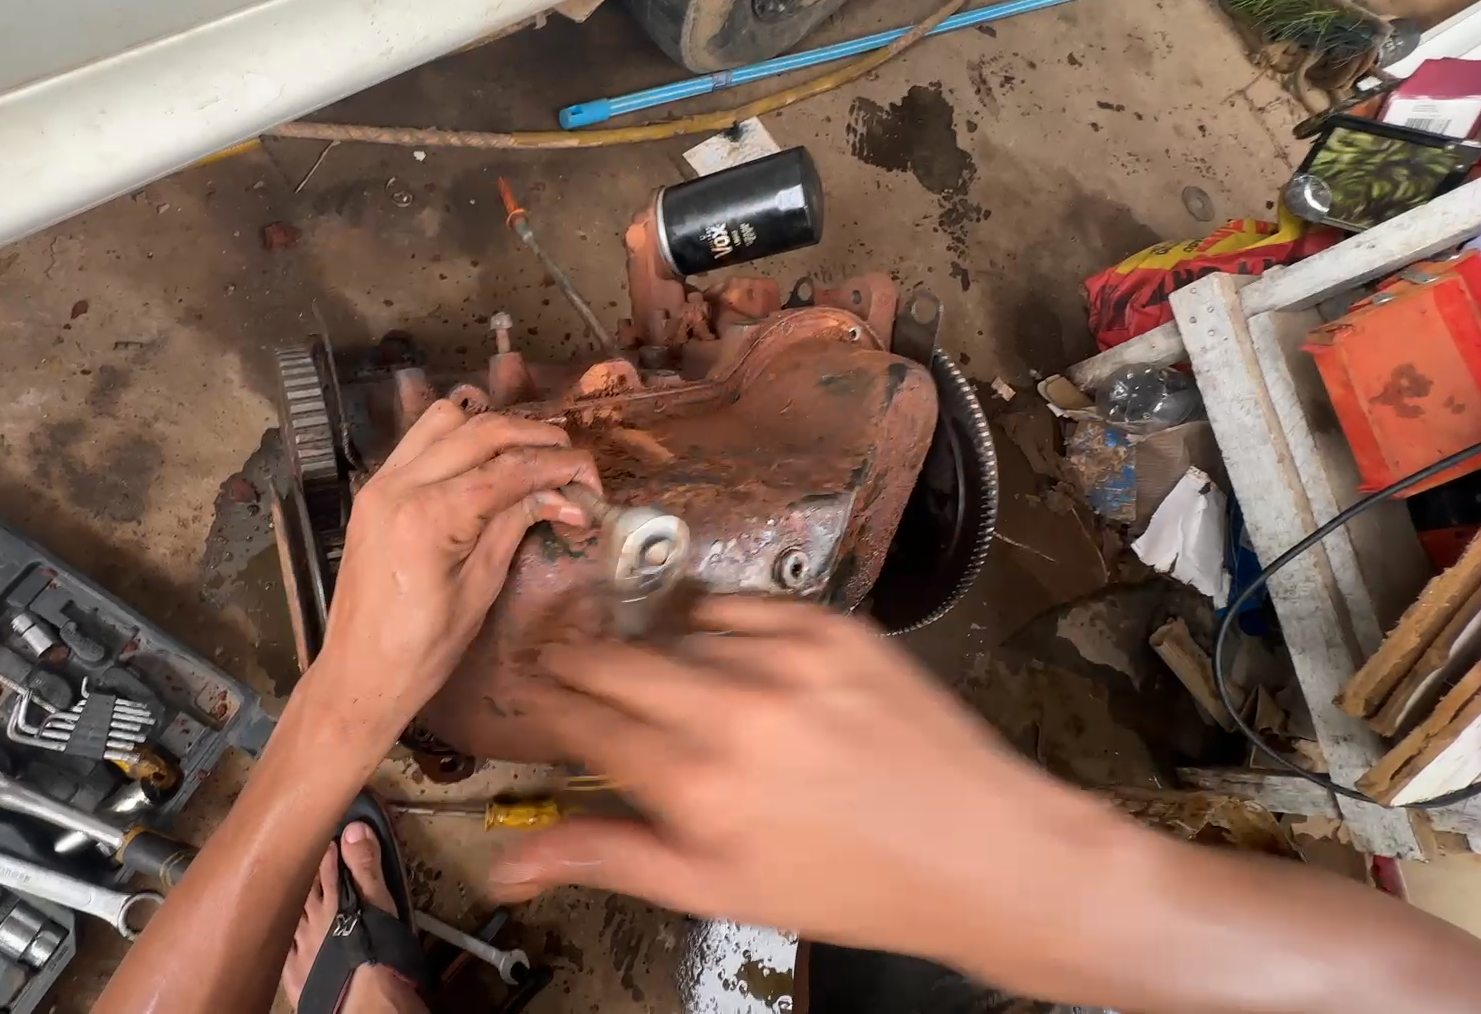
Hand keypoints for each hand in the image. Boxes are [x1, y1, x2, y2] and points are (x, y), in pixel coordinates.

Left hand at [316, 400, 598, 726]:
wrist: (359, 671)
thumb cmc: (424, 648)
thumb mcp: (481, 587)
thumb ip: (516, 525)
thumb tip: (565, 497)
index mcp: (429, 517)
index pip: (508, 470)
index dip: (557, 467)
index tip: (590, 477)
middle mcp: (400, 485)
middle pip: (480, 431)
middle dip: (533, 436)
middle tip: (570, 458)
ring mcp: (380, 482)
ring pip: (445, 420)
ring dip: (493, 427)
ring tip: (529, 453)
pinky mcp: (373, 488)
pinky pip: (418, 439)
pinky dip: (458, 437)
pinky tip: (483, 460)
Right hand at [487, 596, 1127, 966]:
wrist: (989, 854)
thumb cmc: (839, 884)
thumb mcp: (715, 887)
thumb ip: (605, 857)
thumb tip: (503, 863)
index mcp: (697, 784)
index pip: (584, 720)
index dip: (551, 703)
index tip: (537, 693)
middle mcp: (731, 707)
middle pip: (615, 658)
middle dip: (580, 661)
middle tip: (568, 664)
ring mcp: (783, 653)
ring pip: (673, 627)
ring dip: (657, 650)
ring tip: (672, 679)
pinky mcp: (827, 622)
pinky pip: (736, 605)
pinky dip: (717, 628)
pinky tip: (733, 660)